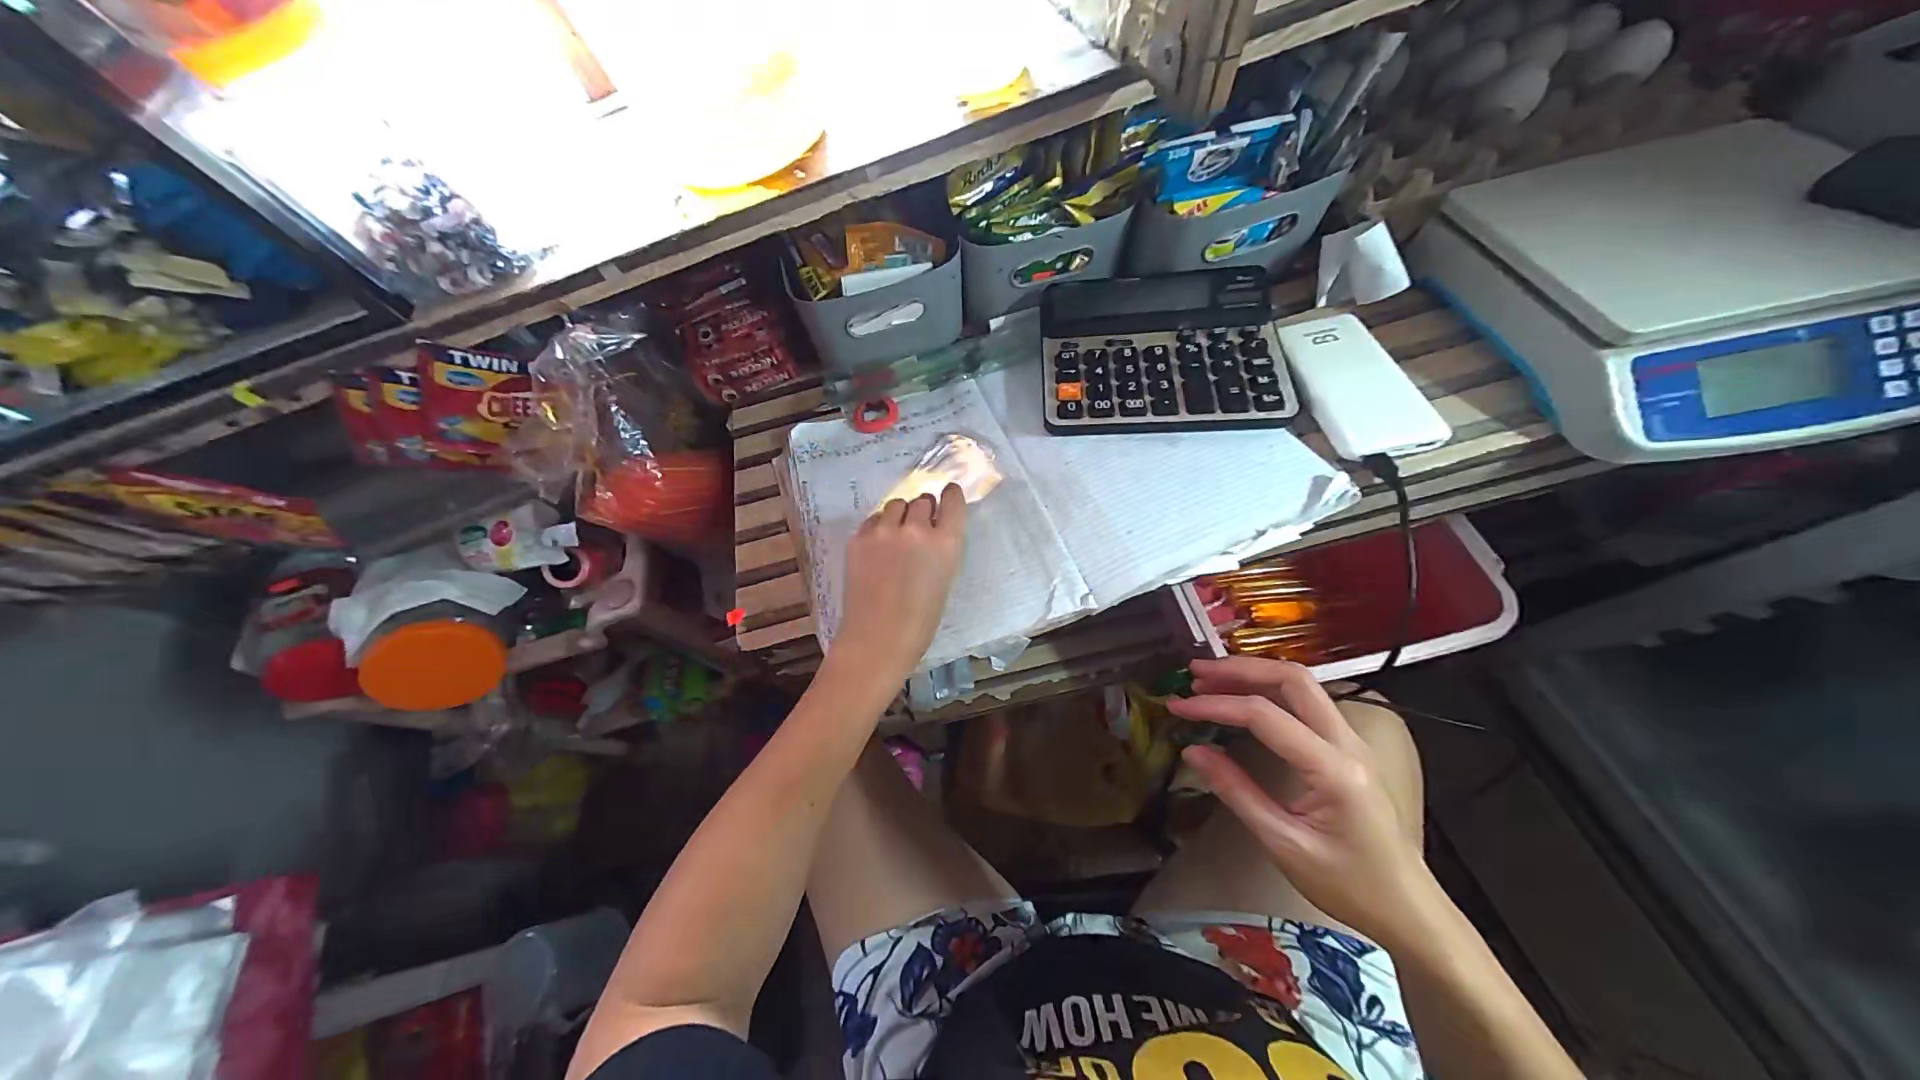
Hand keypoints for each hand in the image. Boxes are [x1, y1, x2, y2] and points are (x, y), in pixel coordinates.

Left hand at [831, 485, 967, 678]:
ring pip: (896, 504)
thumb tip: (932, 532)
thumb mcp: (945, 580)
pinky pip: (873, 519)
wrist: (878, 638)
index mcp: (946, 543)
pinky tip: (877, 548)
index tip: (948, 494)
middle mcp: (917, 529)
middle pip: (922, 500)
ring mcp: (885, 531)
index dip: (950, 495)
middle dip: (923, 511)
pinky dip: (878, 527)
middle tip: (918, 529)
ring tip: (895, 537)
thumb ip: (941, 550)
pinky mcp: (859, 537)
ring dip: (899, 516)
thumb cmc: (920, 621)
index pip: (952, 501)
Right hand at [1167, 656, 1440, 945]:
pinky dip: (1270, 691)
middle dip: (1240, 669)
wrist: (1408, 909)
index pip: (1266, 716)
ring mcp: (1352, 743)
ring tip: (1210, 680)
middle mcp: (1348, 743)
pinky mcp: (1348, 750)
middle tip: (1196, 673)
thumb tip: (1193, 753)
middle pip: (1292, 680)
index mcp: (1334, 769)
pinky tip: (1244, 699)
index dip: (1217, 705)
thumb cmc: (1349, 886)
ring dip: (1255, 675)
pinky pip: (1307, 704)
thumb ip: (1237, 792)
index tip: (1180, 707)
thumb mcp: (1284, 844)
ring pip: (1302, 686)